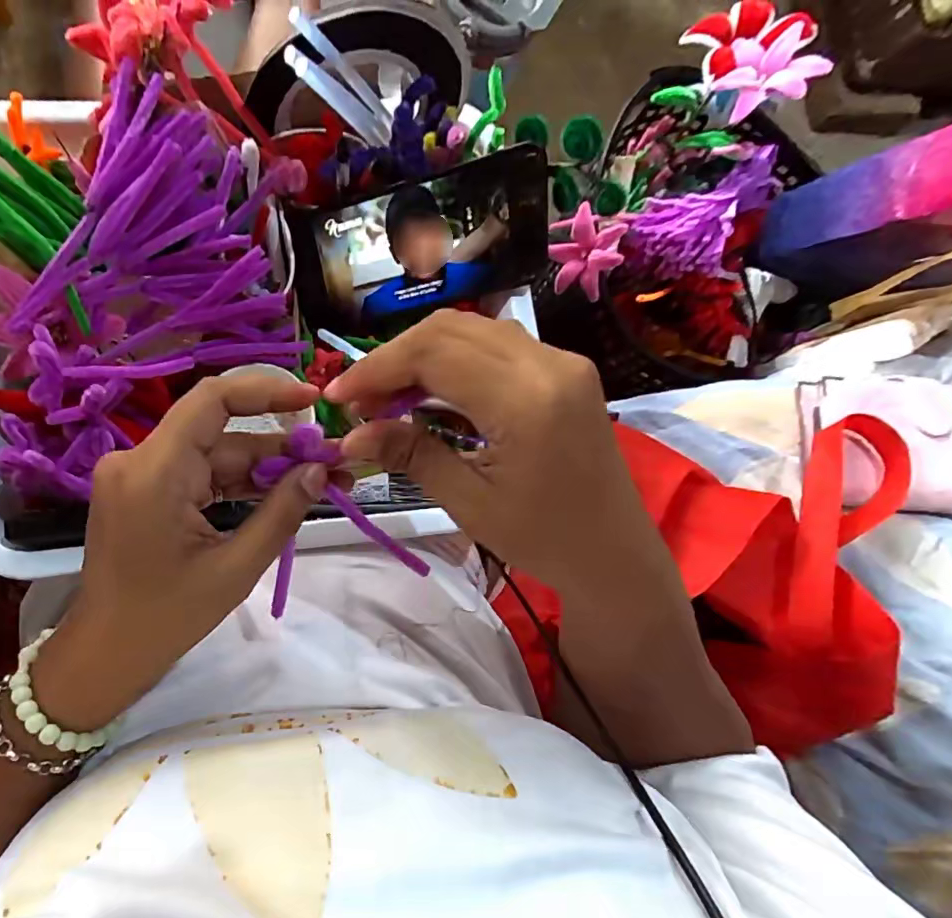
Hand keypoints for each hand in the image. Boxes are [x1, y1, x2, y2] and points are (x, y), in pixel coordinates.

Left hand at [30, 375, 338, 729]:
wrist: (107, 652)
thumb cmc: (168, 618)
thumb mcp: (236, 568)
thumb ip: (281, 512)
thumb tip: (320, 470)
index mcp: (154, 472)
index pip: (212, 400)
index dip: (266, 390)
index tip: (312, 399)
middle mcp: (139, 460)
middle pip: (221, 434)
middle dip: (280, 447)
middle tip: (335, 463)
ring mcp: (137, 475)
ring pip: (214, 456)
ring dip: (264, 469)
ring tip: (321, 481)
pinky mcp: (143, 492)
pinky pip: (199, 475)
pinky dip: (237, 484)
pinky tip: (279, 493)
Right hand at [325, 310, 658, 594]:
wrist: (612, 553)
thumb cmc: (543, 540)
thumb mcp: (469, 503)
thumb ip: (411, 455)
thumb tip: (351, 436)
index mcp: (527, 398)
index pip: (435, 353)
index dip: (378, 368)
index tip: (338, 397)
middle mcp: (549, 363)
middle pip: (452, 329)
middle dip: (396, 359)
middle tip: (361, 401)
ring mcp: (562, 362)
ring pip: (474, 333)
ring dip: (424, 358)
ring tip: (389, 400)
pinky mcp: (565, 371)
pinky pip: (498, 348)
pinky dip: (456, 364)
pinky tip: (432, 396)